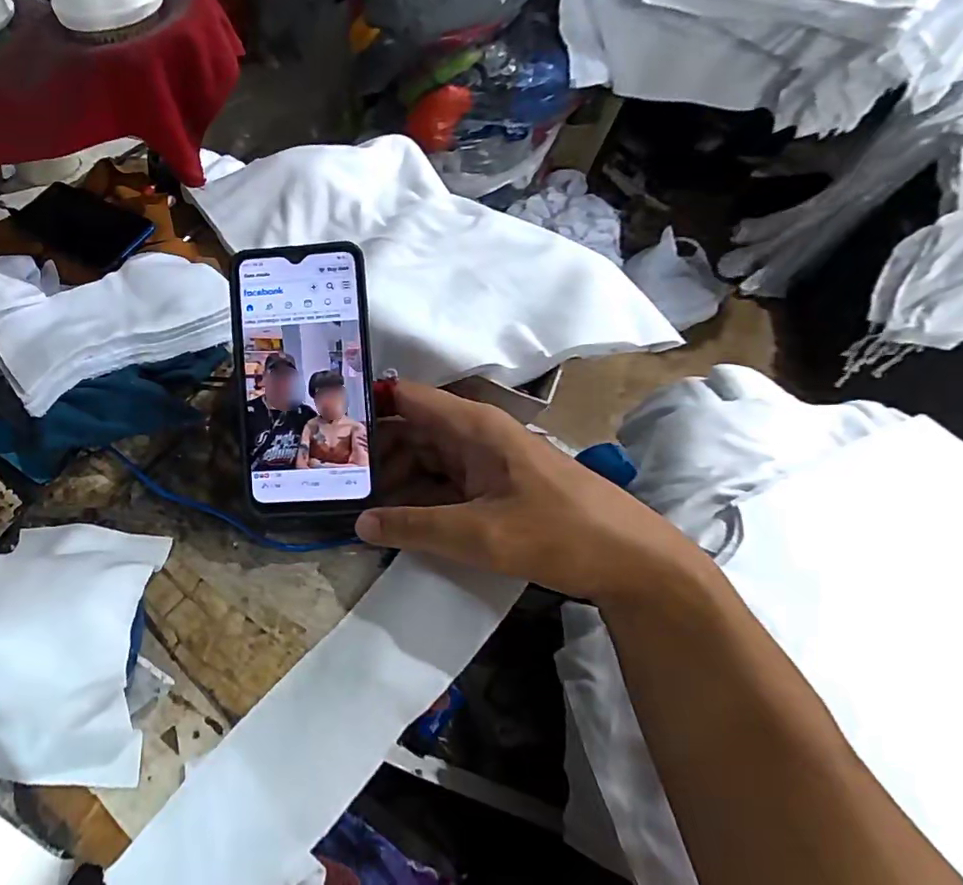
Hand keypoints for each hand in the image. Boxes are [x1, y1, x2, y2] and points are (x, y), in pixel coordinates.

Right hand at [359, 383, 709, 606]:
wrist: (639, 565)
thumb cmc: (561, 535)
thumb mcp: (480, 536)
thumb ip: (414, 527)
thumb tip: (358, 523)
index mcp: (473, 427)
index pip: (404, 397)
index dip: (364, 403)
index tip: (323, 421)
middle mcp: (475, 435)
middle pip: (408, 429)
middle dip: (371, 450)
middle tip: (332, 475)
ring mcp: (485, 461)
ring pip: (422, 457)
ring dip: (391, 477)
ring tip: (355, 500)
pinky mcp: (493, 486)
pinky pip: (441, 481)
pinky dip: (416, 495)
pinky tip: (393, 517)